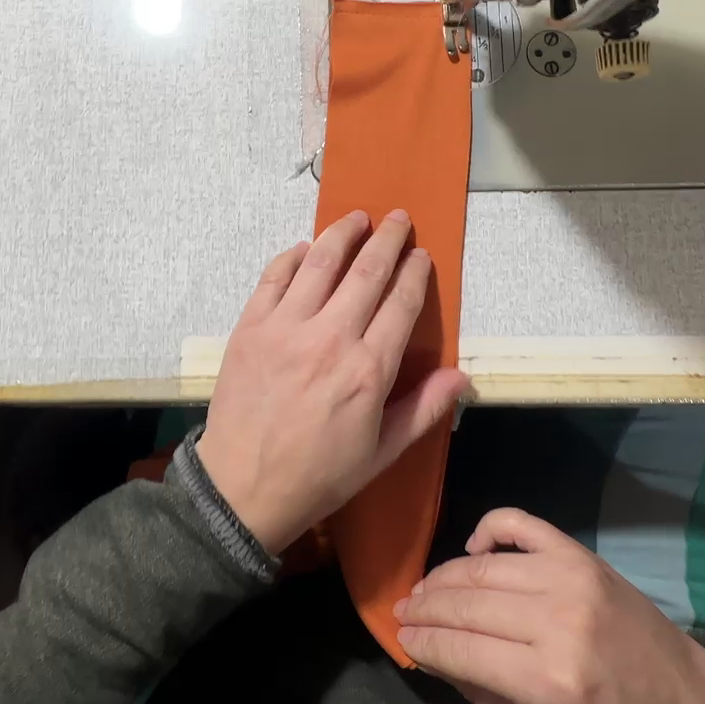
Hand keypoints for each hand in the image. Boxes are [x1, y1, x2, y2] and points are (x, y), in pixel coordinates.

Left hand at [196, 210, 470, 554]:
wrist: (242, 488)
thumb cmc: (318, 475)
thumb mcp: (381, 453)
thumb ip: (424, 409)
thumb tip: (462, 376)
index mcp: (368, 370)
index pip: (400, 304)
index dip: (414, 273)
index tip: (421, 255)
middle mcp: (330, 337)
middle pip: (366, 272)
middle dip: (387, 239)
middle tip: (398, 218)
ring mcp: (285, 327)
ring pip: (320, 262)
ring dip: (342, 233)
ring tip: (356, 217)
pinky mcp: (251, 325)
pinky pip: (274, 276)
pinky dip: (291, 255)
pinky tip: (304, 247)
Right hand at [395, 509, 704, 703]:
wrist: (691, 700)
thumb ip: (488, 690)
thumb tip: (436, 657)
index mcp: (550, 679)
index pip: (461, 649)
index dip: (422, 643)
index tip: (400, 638)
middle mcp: (555, 621)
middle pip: (467, 604)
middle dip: (425, 609)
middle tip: (401, 611)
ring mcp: (568, 577)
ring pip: (483, 565)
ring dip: (445, 576)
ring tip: (423, 588)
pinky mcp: (580, 553)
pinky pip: (520, 524)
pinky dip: (489, 528)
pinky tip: (472, 547)